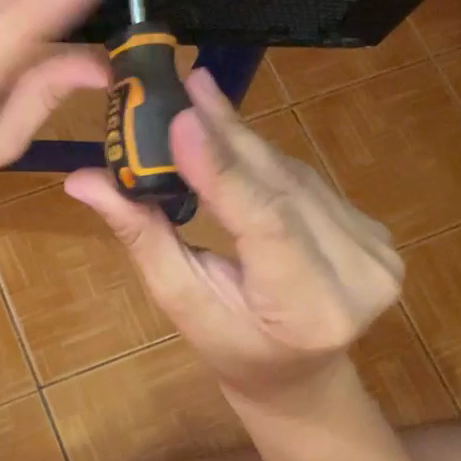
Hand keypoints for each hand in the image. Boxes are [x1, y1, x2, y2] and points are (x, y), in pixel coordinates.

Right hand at [65, 70, 404, 402]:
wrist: (298, 374)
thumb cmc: (229, 347)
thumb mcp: (181, 300)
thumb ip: (143, 237)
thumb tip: (83, 180)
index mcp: (307, 311)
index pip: (265, 226)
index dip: (223, 170)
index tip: (182, 118)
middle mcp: (358, 278)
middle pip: (283, 189)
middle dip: (229, 137)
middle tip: (185, 86)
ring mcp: (378, 253)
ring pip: (297, 177)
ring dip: (245, 141)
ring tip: (199, 101)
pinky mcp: (377, 233)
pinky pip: (311, 183)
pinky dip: (267, 159)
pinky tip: (234, 135)